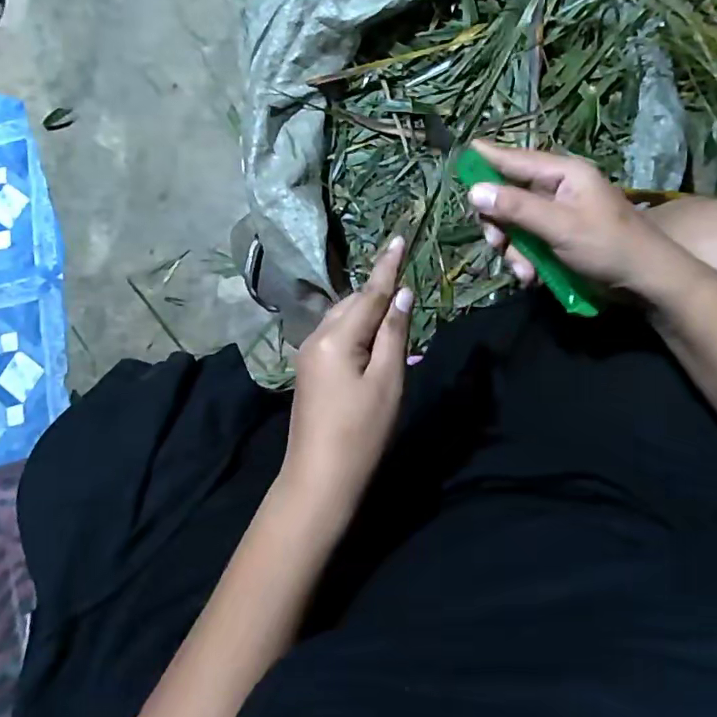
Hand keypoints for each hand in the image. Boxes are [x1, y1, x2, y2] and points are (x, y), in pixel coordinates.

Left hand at [283, 235, 413, 505]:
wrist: (319, 478)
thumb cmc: (361, 432)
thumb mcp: (388, 381)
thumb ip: (394, 334)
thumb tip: (401, 294)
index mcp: (335, 337)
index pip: (369, 292)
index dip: (387, 266)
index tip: (398, 238)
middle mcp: (316, 338)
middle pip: (353, 303)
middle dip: (379, 293)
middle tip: (407, 285)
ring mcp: (309, 355)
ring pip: (344, 320)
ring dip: (370, 313)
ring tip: (397, 315)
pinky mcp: (310, 371)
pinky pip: (338, 338)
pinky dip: (360, 333)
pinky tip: (378, 344)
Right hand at [466, 139, 675, 294]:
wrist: (645, 283)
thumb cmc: (608, 246)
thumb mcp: (559, 226)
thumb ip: (517, 208)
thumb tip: (474, 191)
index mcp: (565, 174)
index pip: (517, 159)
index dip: (488, 157)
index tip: (463, 152)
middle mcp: (558, 189)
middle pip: (508, 196)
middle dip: (499, 224)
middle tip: (496, 244)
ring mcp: (558, 214)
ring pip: (514, 225)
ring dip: (513, 250)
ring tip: (523, 272)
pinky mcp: (558, 238)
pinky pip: (527, 243)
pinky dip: (525, 261)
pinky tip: (532, 278)